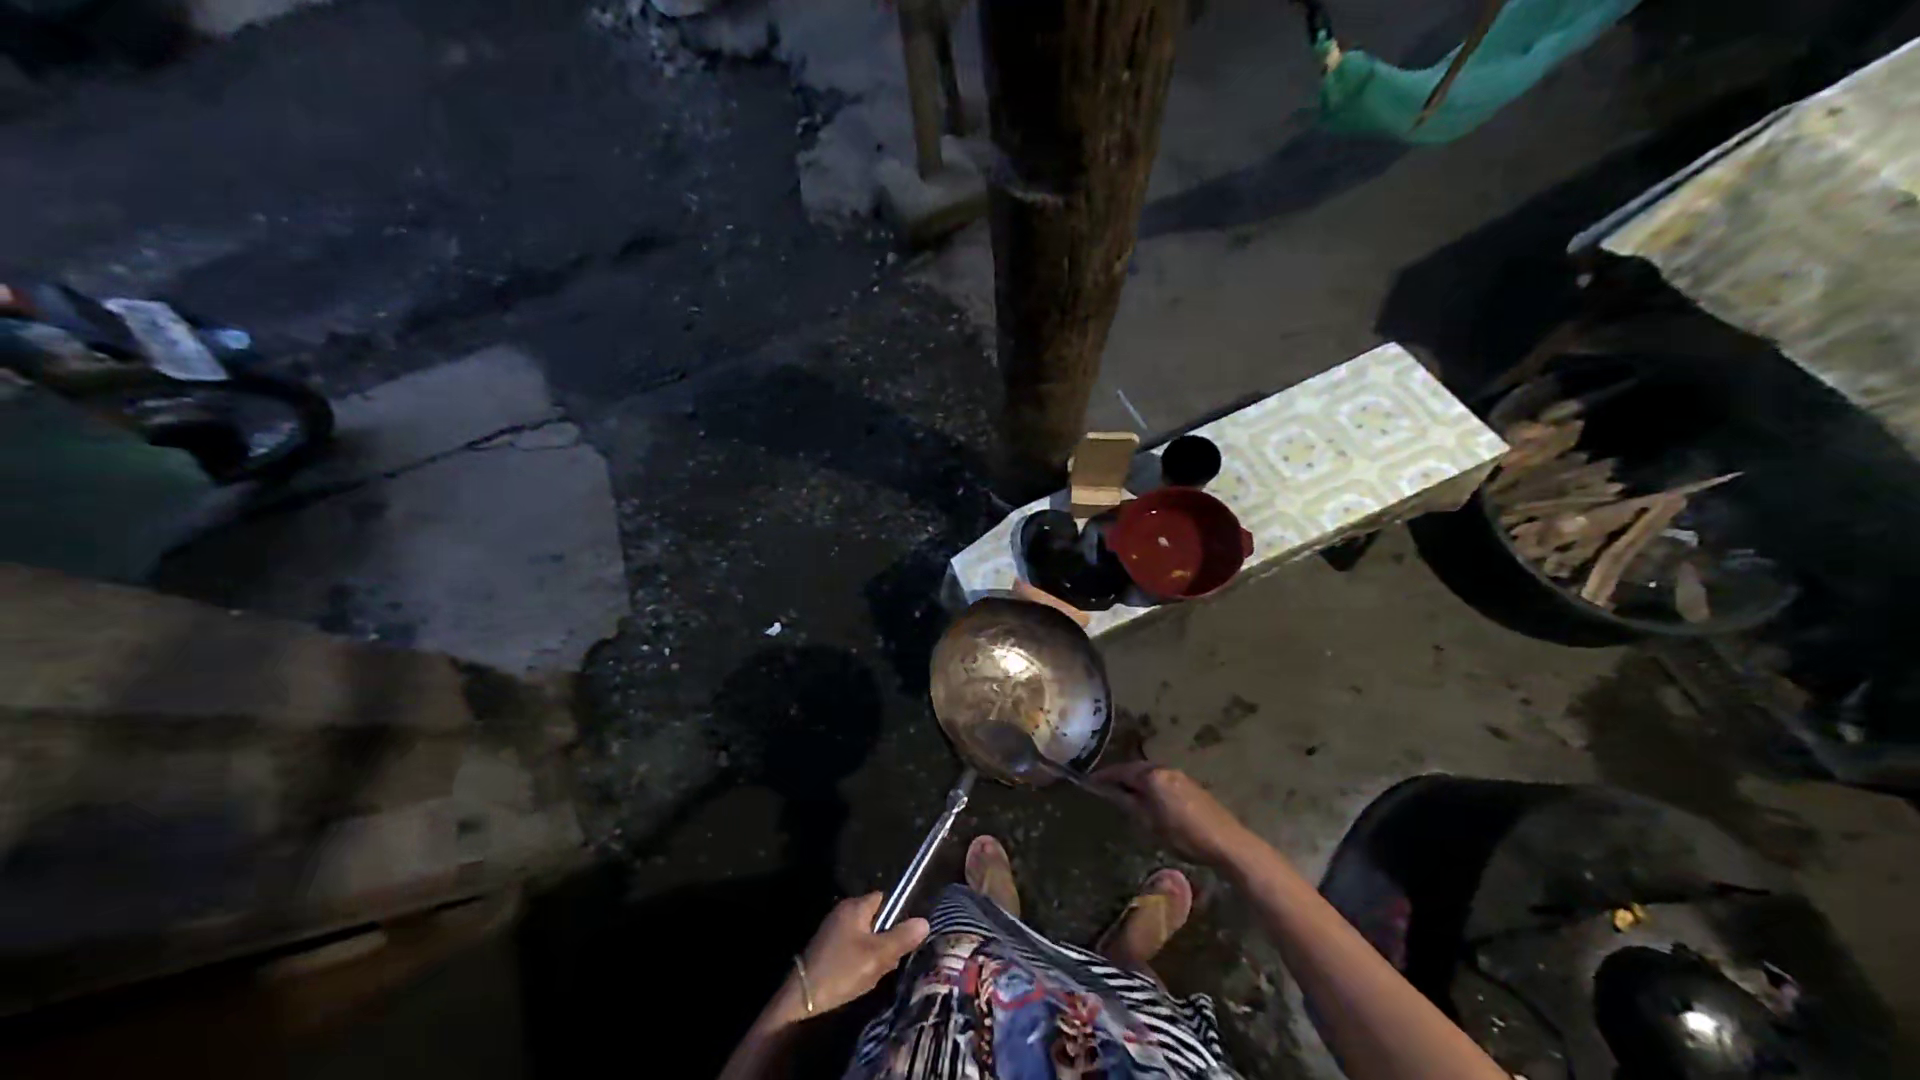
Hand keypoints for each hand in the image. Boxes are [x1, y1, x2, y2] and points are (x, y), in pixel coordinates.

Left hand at [789, 893, 929, 1019]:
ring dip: (873, 954)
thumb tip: (924, 921)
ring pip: (866, 936)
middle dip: (885, 940)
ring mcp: (833, 929)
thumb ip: (902, 938)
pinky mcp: (827, 947)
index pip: (885, 899)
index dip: (897, 915)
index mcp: (855, 907)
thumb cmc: (842, 970)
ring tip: (873, 974)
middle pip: (877, 919)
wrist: (801, 998)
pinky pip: (853, 947)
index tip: (903, 937)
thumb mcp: (877, 956)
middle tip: (888, 962)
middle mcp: (843, 912)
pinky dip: (859, 960)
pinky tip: (858, 978)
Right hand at [1094, 763, 1253, 865]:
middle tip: (1105, 786)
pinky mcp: (1190, 784)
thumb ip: (1128, 803)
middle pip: (1136, 768)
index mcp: (1151, 776)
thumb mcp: (1149, 823)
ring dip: (1135, 779)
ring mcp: (1179, 775)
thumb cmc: (1183, 835)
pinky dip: (1149, 784)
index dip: (1104, 776)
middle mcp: (1164, 769)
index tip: (1090, 781)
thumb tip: (1109, 791)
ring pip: (1150, 772)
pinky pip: (1162, 778)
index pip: (1121, 771)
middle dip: (1120, 776)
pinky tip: (1149, 797)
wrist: (1226, 842)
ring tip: (1124, 792)